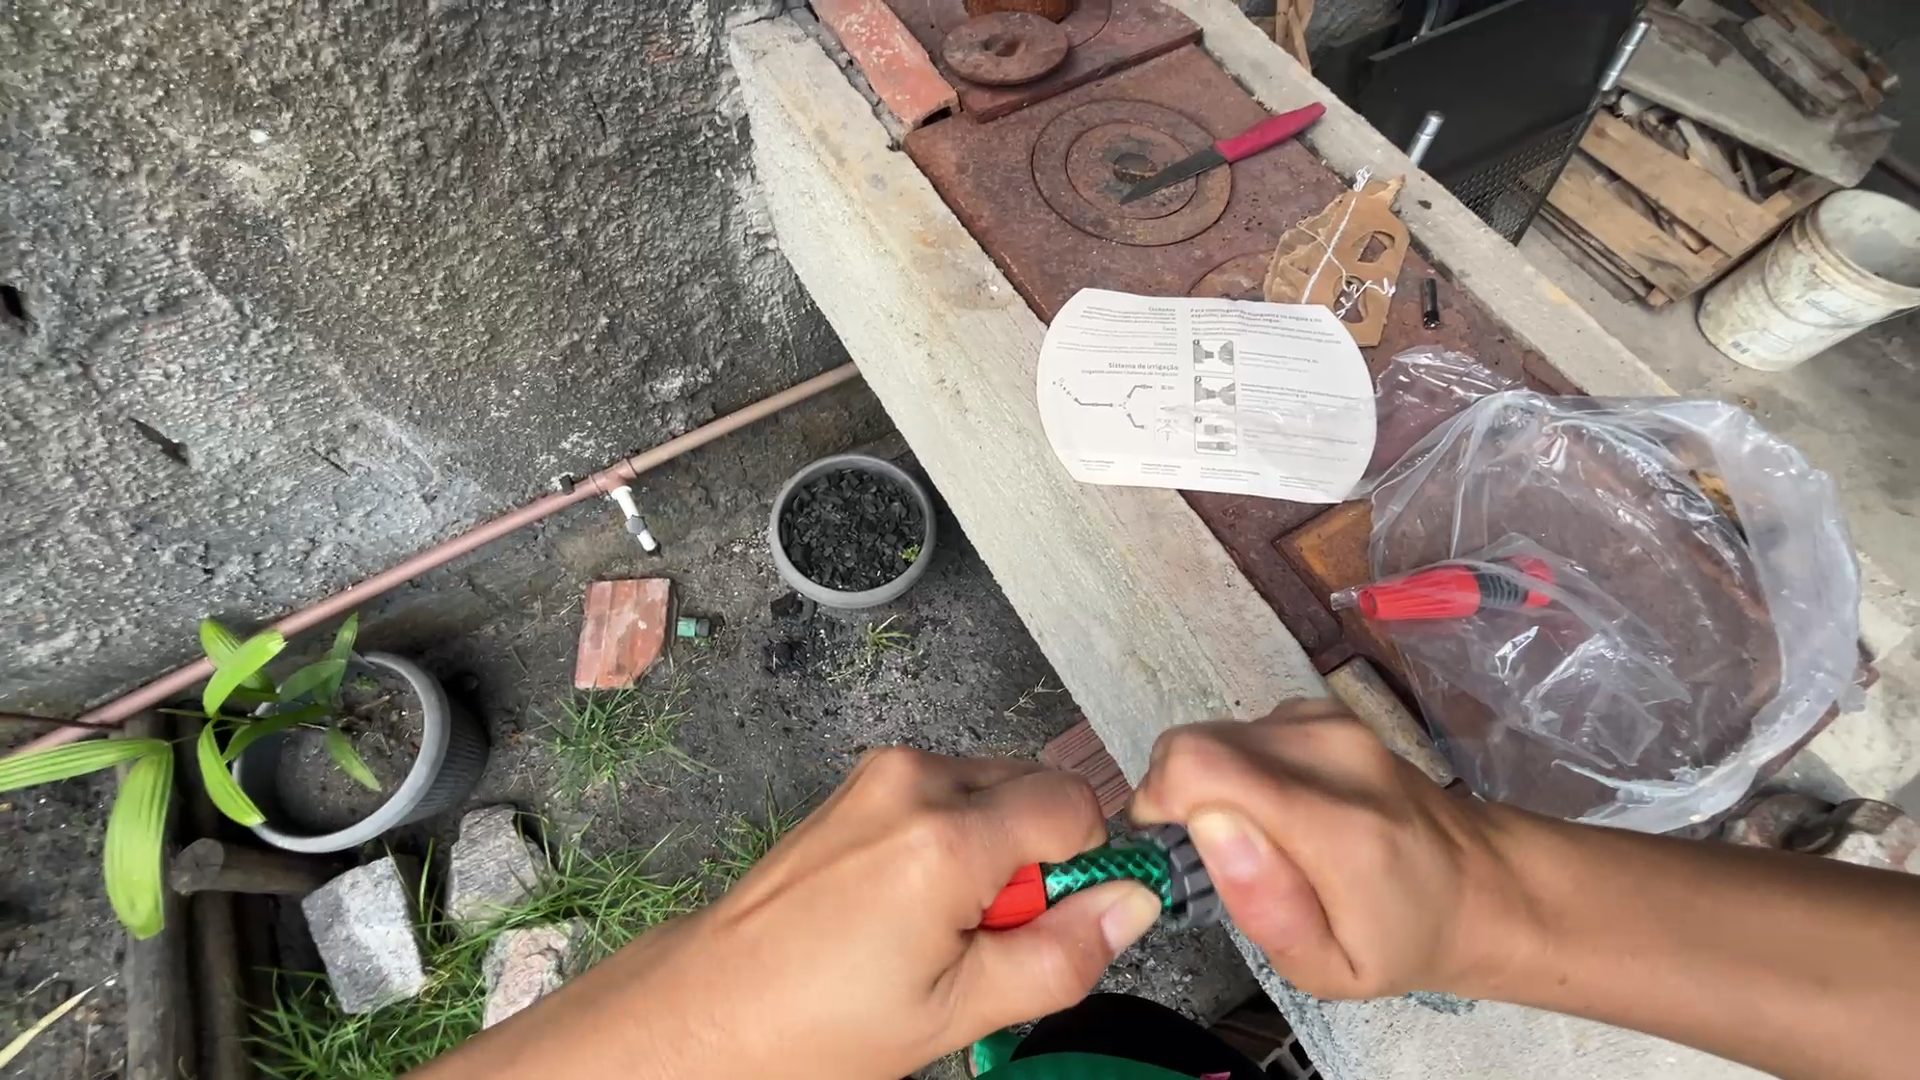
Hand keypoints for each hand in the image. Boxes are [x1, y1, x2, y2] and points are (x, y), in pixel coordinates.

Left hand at [580, 748, 1161, 1079]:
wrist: (714, 998)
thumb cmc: (827, 1022)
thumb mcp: (957, 1011)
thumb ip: (1062, 954)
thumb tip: (1135, 901)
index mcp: (947, 838)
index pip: (1072, 802)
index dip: (1086, 856)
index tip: (1058, 910)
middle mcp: (918, 778)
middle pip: (1035, 783)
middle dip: (1040, 848)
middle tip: (990, 922)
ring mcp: (886, 767)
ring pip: (995, 780)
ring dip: (999, 836)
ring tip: (946, 909)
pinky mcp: (867, 772)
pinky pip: (951, 781)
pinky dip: (960, 822)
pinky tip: (915, 883)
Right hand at [1130, 701, 1538, 999]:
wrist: (1481, 881)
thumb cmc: (1402, 937)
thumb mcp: (1329, 969)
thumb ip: (1262, 904)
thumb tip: (1205, 822)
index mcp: (1335, 820)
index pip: (1200, 766)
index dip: (1158, 798)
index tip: (1168, 842)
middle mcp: (1328, 748)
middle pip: (1190, 743)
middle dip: (1173, 793)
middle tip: (1207, 848)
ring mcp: (1325, 719)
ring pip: (1208, 734)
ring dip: (1203, 781)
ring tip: (1249, 831)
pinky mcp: (1320, 707)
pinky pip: (1237, 729)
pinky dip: (1231, 764)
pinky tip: (1269, 802)